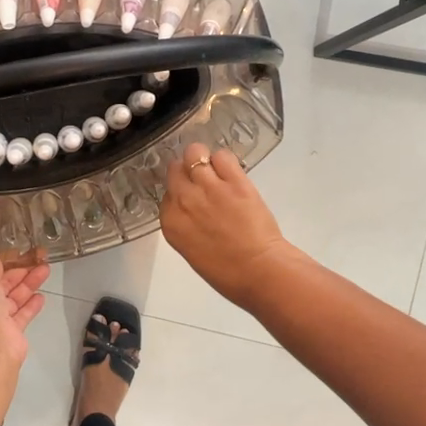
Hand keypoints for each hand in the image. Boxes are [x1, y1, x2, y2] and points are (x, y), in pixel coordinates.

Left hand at [0, 252, 50, 370]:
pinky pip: (22, 314)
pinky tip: (41, 296)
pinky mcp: (11, 333)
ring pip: (15, 297)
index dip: (2, 262)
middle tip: (39, 257)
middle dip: (20, 270)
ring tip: (46, 269)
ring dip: (30, 283)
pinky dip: (31, 305)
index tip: (19, 252)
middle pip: (2, 284)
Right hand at [161, 143, 296, 310]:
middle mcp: (184, 200)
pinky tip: (231, 173)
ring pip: (195, 153)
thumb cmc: (226, 272)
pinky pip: (222, 156)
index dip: (180, 192)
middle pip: (176, 169)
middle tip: (203, 181)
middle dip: (187, 172)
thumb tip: (193, 210)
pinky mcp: (234, 181)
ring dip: (203, 160)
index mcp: (171, 222)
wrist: (259, 271)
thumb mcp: (191, 250)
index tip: (191, 196)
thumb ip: (185, 225)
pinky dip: (225, 161)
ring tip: (216, 171)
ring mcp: (208, 187)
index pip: (167, 193)